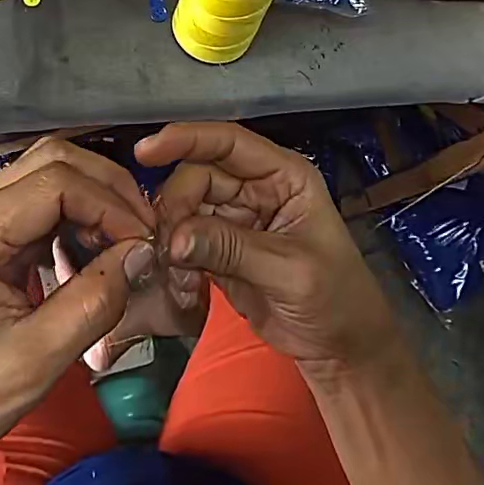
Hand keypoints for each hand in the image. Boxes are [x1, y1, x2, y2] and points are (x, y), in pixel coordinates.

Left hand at [0, 137, 159, 484]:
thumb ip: (96, 299)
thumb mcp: (36, 359)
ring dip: (97, 198)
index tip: (145, 243)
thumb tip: (144, 251)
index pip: (59, 182)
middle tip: (143, 229)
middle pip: (56, 160)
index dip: (112, 205)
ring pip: (52, 173)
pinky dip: (80, 216)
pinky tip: (96, 250)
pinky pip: (44, 202)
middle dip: (110, 188)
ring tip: (126, 238)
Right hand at [135, 122, 397, 377]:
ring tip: (180, 279)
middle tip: (170, 251)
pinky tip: (184, 290)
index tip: (145, 151)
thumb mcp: (290, 270)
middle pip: (198, 176)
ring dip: (172, 239)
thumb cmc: (334, 296)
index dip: (187, 140)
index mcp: (284, 175)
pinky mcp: (220, 248)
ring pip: (185, 208)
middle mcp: (257, 187)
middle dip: (176, 207)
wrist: (338, 344)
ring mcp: (237, 217)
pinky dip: (175, 262)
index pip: (229, 143)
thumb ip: (232, 248)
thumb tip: (175, 238)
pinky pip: (184, 241)